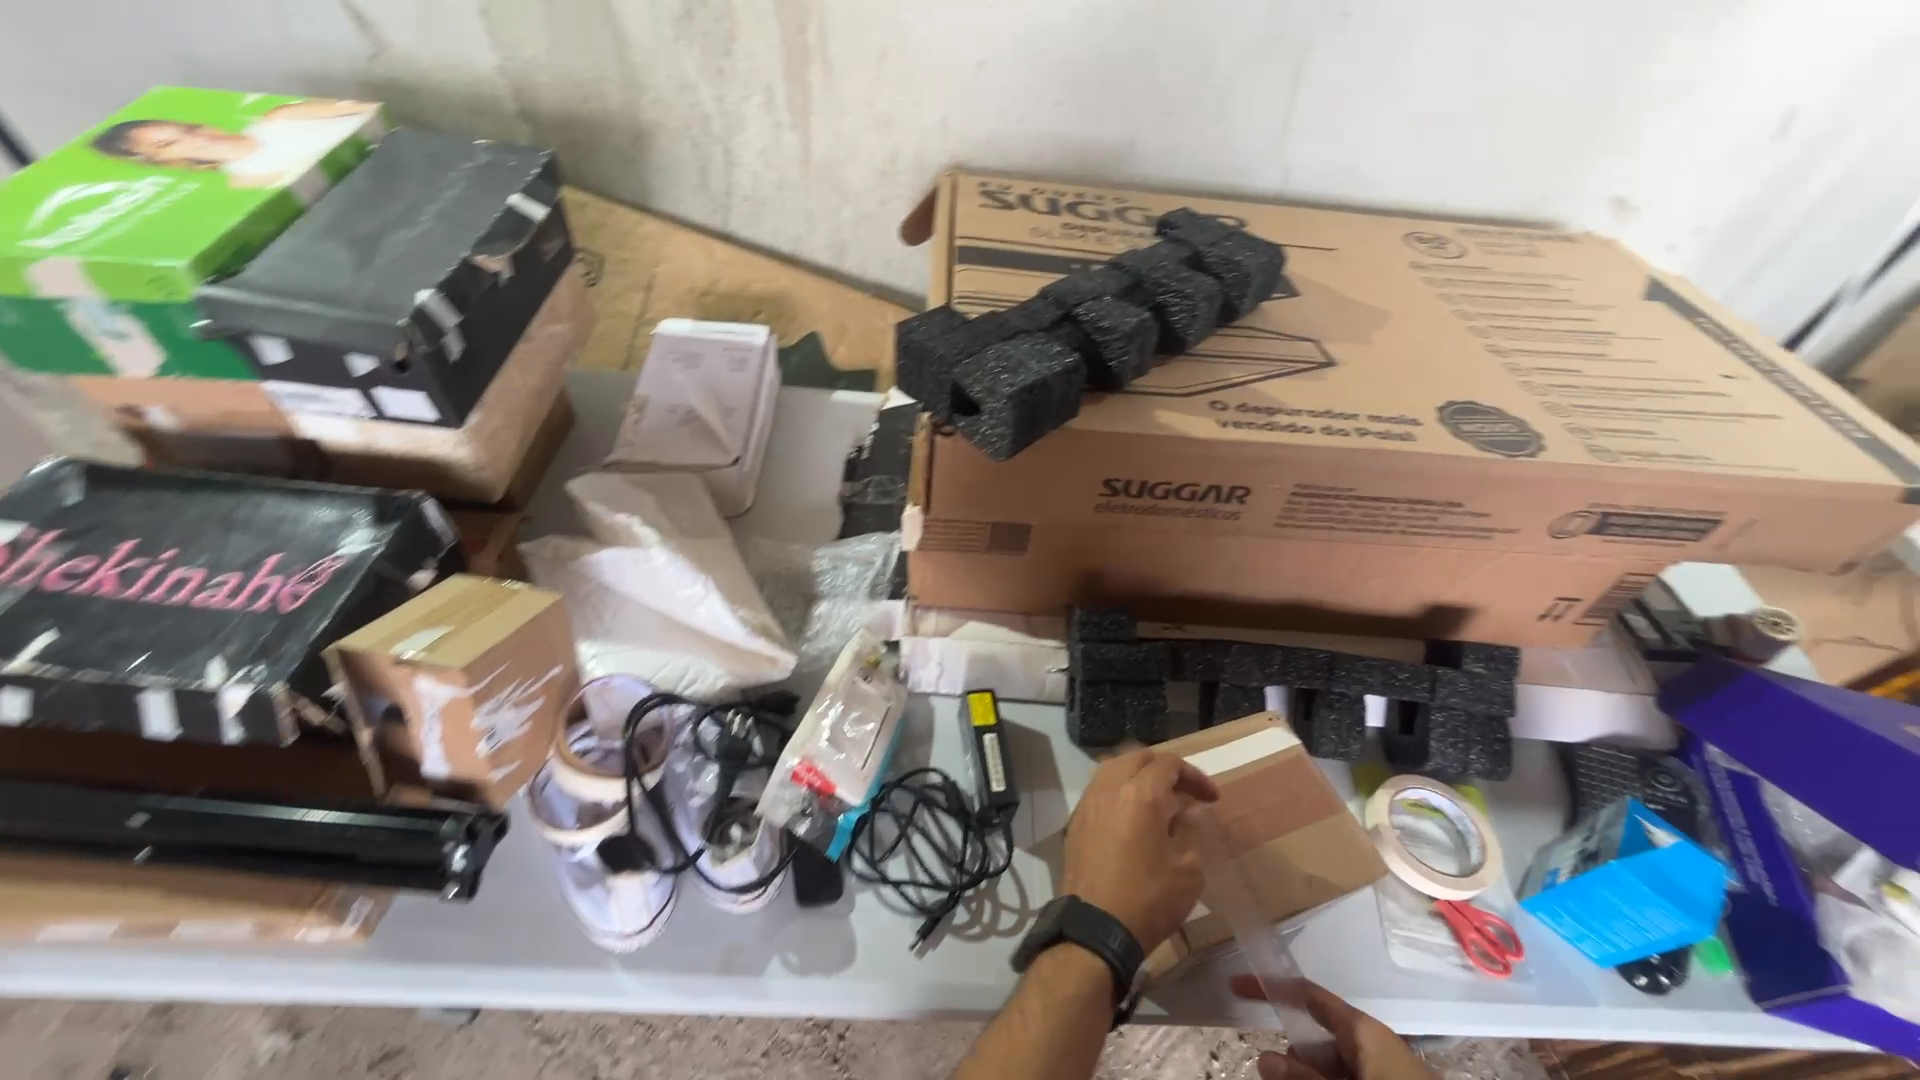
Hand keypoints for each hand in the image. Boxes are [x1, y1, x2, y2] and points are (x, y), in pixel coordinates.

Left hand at [1061, 748, 1219, 951]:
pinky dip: (1118, 791)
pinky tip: (1131, 816)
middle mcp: (1109, 788)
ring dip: (1138, 775)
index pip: (1168, 764)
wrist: (1095, 929)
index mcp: (1141, 794)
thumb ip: (1189, 830)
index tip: (1211, 798)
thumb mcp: (1187, 869)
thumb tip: (1188, 810)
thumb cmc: (1149, 899)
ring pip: (1113, 768)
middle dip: (1165, 769)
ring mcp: (1088, 803)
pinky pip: (1099, 790)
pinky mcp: (1075, 821)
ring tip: (1158, 799)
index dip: (1194, 776)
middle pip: (1138, 758)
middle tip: (1185, 792)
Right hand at [1231, 975, 1434, 1079]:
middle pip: (1316, 1040)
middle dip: (1294, 1061)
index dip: (1269, 988)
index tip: (1235, 986)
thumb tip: (1263, 1059)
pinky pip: (1349, 1076)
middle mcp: (1373, 1041)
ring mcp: (1385, 1067)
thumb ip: (1303, 1078)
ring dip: (1311, 1076)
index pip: (1306, 995)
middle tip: (1276, 1078)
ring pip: (1331, 1065)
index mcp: (1362, 1030)